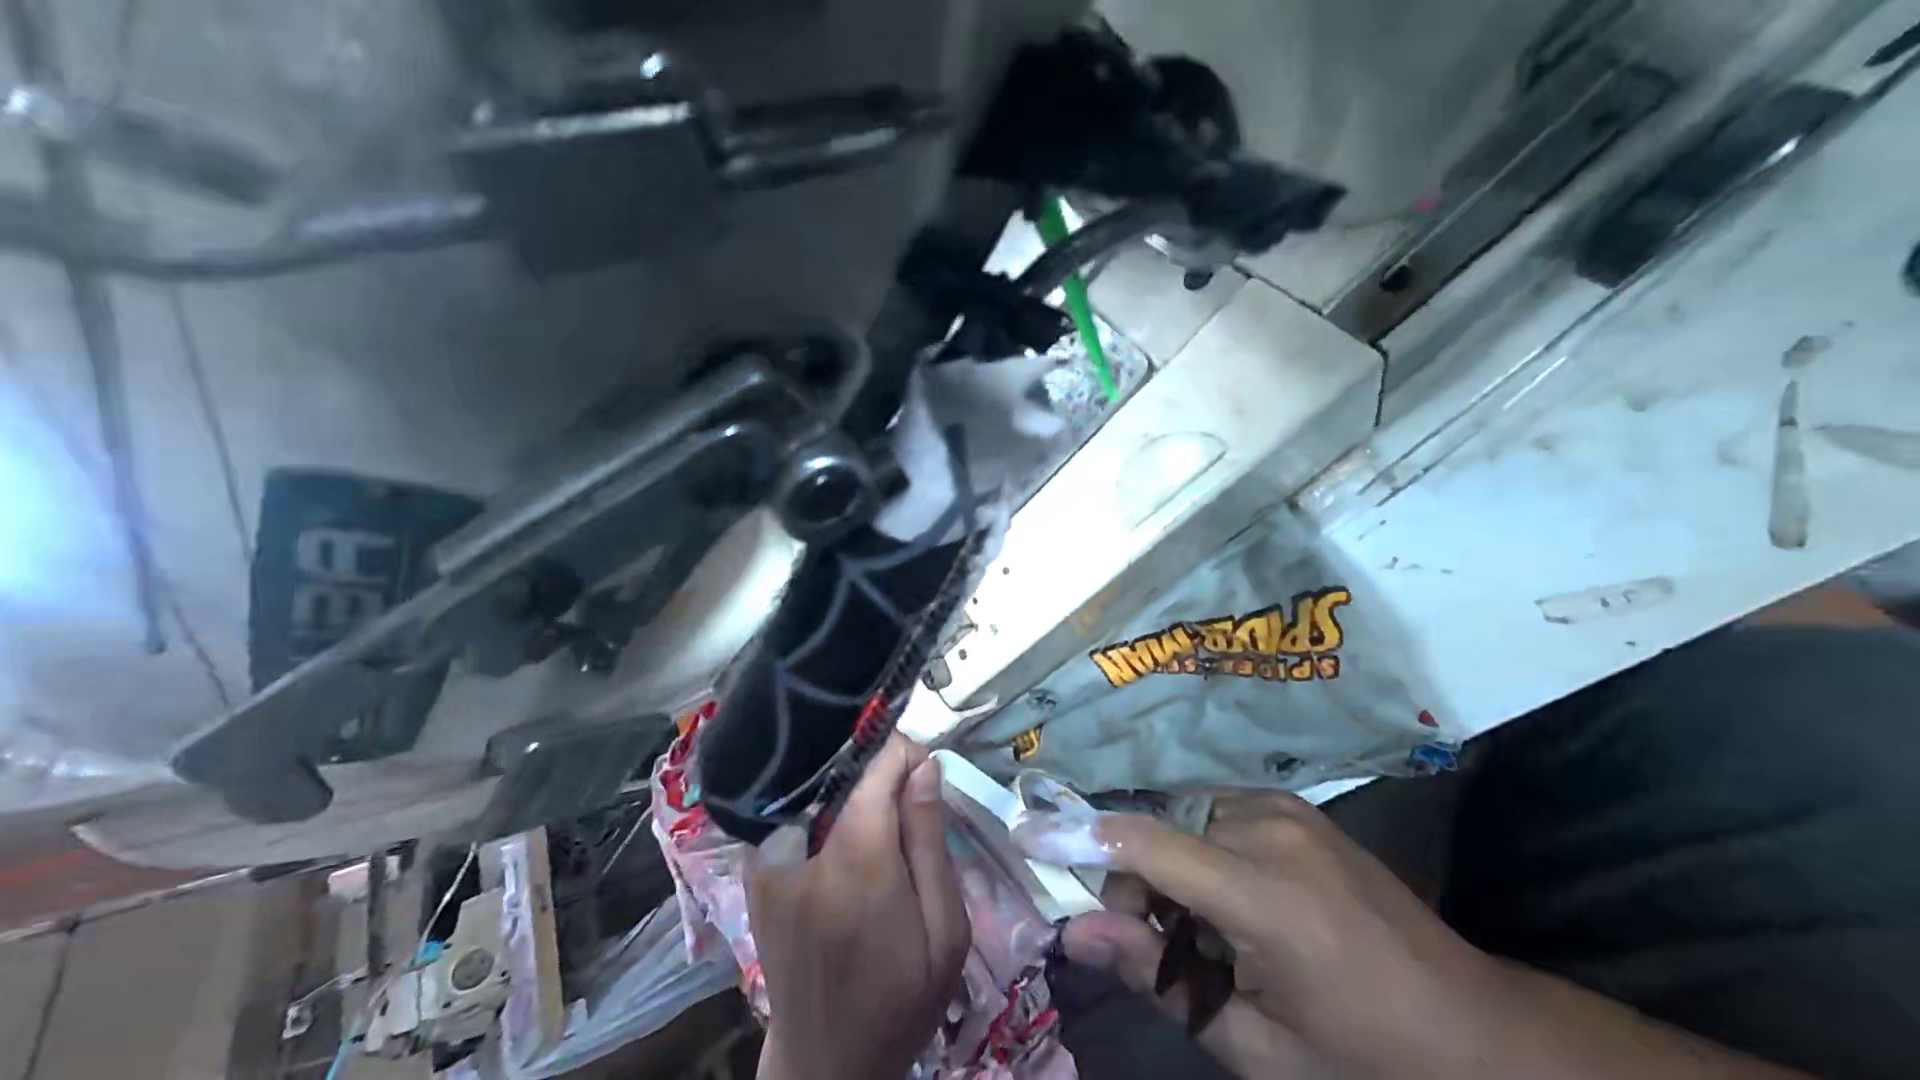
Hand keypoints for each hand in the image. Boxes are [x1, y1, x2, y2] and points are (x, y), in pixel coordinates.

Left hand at [747, 737, 969, 1079]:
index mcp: (856, 865)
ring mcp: (768, 862)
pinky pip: (790, 814)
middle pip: (843, 775)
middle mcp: (802, 852)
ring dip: (849, 789)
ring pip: (814, 790)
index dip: (905, 757)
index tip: (925, 770)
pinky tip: (839, 829)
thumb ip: (930, 841)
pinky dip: (818, 807)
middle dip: (880, 774)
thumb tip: (923, 765)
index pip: (876, 770)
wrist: (827, 1061)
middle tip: (908, 800)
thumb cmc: (901, 1000)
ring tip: (878, 815)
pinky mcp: (754, 874)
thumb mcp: (945, 931)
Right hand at [1015, 793, 1810, 1079]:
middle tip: (1161, 947)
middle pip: (1159, 832)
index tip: (1026, 836)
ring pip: (1183, 821)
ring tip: (1208, 931)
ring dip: (1171, 868)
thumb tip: (1075, 933)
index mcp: (1269, 897)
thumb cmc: (1369, 1061)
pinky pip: (1216, 815)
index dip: (1079, 837)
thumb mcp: (1258, 1048)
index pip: (1148, 844)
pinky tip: (1236, 901)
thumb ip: (1159, 979)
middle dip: (1138, 883)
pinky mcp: (1299, 807)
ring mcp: (1290, 810)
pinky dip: (1201, 851)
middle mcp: (1274, 830)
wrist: (1483, 1034)